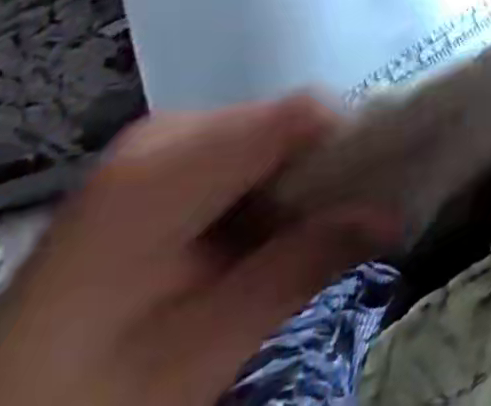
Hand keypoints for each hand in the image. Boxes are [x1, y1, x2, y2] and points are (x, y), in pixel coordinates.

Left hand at [0, 95, 397, 405]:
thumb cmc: (93, 392)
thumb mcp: (202, 347)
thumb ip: (303, 267)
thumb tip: (397, 212)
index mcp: (166, 165)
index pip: (305, 111)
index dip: (359, 140)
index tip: (392, 187)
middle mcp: (166, 135)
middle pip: (294, 120)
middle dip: (336, 166)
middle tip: (354, 224)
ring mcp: (160, 149)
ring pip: (279, 135)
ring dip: (310, 181)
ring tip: (316, 236)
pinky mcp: (160, 169)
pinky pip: (252, 153)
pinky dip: (280, 187)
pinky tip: (273, 235)